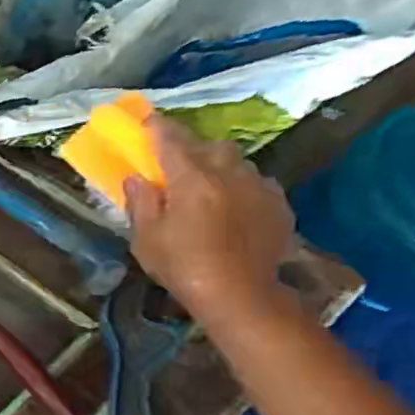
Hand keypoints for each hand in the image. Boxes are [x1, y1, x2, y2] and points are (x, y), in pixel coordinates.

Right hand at [123, 117, 296, 328]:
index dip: (157, 128)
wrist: (240, 294)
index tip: (147, 120)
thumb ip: (140, 203)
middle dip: (192, 148)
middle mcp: (228, 173)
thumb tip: (136, 178)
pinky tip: (233, 208)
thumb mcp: (146, 239)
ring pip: (236, 162)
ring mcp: (258, 186)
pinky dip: (240, 188)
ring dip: (219, 167)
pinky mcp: (278, 203)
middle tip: (177, 165)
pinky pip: (256, 183)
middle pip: (209, 145)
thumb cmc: (182, 266)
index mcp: (191, 178)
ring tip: (208, 187)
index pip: (170, 140)